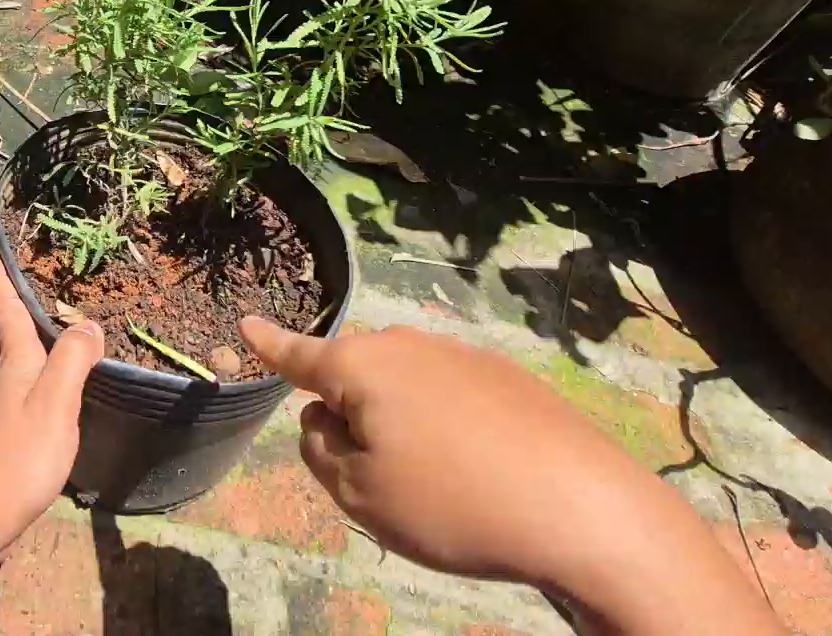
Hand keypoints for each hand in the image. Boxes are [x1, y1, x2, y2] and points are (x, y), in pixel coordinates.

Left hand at [0, 252, 103, 562]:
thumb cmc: (21, 455)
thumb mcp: (56, 401)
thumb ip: (72, 358)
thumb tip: (88, 323)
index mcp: (15, 364)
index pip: (8, 312)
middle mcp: (2, 377)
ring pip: (0, 355)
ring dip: (2, 330)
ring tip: (9, 318)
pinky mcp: (0, 432)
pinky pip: (9, 380)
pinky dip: (15, 363)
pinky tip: (25, 379)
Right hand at [240, 317, 784, 635]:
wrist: (587, 509)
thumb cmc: (455, 503)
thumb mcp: (361, 496)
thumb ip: (320, 451)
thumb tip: (324, 418)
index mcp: (360, 367)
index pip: (298, 355)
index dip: (267, 344)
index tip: (244, 321)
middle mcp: (403, 346)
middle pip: (353, 377)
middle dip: (350, 414)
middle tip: (382, 475)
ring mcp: (457, 353)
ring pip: (401, 386)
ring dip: (399, 421)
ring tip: (441, 480)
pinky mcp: (502, 372)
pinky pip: (446, 393)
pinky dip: (444, 423)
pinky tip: (481, 467)